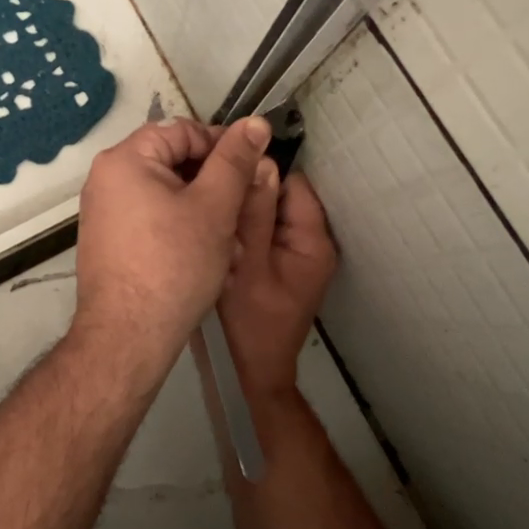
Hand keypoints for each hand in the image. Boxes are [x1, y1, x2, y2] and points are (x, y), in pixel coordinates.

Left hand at [71, 116, 273, 370]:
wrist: (127, 338)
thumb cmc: (173, 265)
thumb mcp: (214, 207)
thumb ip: (236, 161)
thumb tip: (256, 122)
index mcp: (125, 159)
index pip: (183, 131)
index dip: (223, 146)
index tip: (253, 170)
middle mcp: (107, 178)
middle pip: (175, 163)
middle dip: (216, 187)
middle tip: (245, 215)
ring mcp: (105, 211)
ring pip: (169, 195)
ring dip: (206, 214)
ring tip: (234, 247)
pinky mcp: (110, 241)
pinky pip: (153, 220)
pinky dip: (184, 231)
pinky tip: (211, 261)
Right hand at [219, 170, 336, 402]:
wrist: (259, 368)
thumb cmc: (253, 319)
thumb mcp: (248, 262)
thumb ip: (255, 213)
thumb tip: (260, 160)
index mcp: (313, 239)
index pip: (291, 183)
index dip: (259, 173)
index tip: (224, 172)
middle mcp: (315, 241)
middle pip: (282, 195)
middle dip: (251, 192)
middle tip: (214, 193)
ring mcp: (301, 253)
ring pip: (272, 211)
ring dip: (248, 209)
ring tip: (215, 209)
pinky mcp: (286, 262)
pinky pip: (268, 229)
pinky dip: (249, 227)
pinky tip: (224, 230)